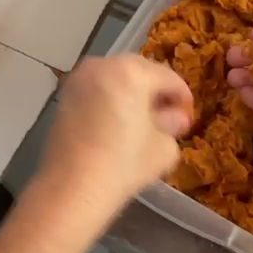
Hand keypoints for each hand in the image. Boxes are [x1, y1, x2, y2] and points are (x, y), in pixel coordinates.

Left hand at [34, 55, 193, 230]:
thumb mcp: (163, 148)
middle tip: (168, 113)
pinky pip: (97, 87)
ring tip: (143, 118)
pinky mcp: (65, 94)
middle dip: (155, 89)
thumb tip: (175, 117)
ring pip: (115, 77)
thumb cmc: (123, 164)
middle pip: (139, 71)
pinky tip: (118, 120)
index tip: (188, 111)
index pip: (167, 77)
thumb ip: (172, 125)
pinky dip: (110, 97)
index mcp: (132, 72)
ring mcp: (80, 78)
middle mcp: (103, 65)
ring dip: (132, 92)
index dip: (182, 95)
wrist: (72, 186)